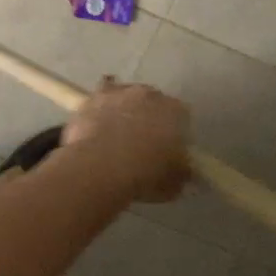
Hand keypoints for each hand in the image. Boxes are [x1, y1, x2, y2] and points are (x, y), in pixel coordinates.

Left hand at [62, 79, 190, 202]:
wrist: (101, 166)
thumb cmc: (145, 174)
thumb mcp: (174, 182)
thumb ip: (181, 171)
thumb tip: (182, 170)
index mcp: (175, 111)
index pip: (181, 115)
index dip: (175, 131)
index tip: (169, 147)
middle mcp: (148, 95)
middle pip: (152, 101)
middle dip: (149, 116)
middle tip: (142, 139)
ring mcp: (118, 93)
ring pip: (125, 95)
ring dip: (124, 108)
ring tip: (117, 130)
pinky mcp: (92, 99)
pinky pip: (99, 98)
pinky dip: (100, 106)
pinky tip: (97, 117)